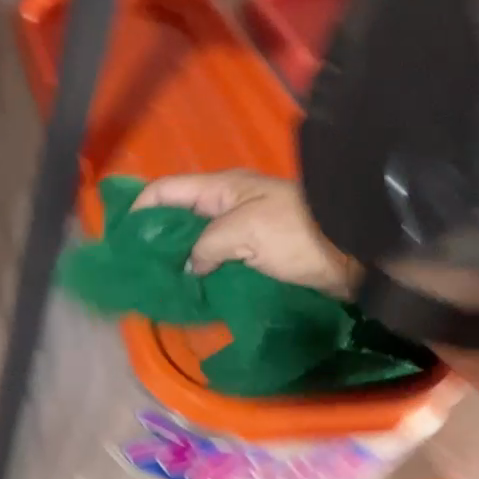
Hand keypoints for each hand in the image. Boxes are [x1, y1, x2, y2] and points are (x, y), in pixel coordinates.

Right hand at [134, 170, 358, 298]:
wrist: (360, 252)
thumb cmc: (297, 233)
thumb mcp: (242, 232)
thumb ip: (203, 246)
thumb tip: (188, 266)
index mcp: (220, 190)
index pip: (163, 191)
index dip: (136, 209)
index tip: (118, 238)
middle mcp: (226, 206)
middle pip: (174, 218)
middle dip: (151, 238)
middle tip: (131, 266)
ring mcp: (240, 231)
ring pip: (192, 242)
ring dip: (174, 260)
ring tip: (153, 280)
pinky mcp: (254, 255)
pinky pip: (213, 261)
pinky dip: (197, 273)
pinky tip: (184, 288)